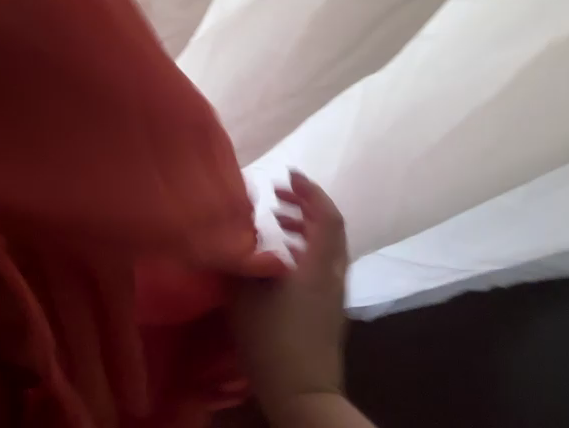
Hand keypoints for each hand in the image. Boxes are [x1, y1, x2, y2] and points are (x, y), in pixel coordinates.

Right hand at [231, 172, 365, 427]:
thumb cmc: (272, 340)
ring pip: (325, 247)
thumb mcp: (245, 292)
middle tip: (277, 194)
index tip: (288, 173)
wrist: (302, 395)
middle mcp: (332, 275)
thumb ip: (242, 255)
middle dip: (305, 205)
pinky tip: (277, 257)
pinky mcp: (327, 310)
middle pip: (329, 228)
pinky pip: (320, 264)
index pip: (326, 215)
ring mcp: (333, 295)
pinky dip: (303, 248)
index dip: (310, 190)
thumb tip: (235, 227)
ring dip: (303, 226)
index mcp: (317, 265)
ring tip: (275, 220)